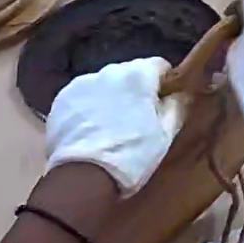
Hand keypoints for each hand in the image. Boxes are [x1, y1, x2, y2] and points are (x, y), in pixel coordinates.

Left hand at [45, 57, 186, 193]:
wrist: (83, 178)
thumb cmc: (133, 155)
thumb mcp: (165, 134)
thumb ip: (177, 107)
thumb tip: (181, 94)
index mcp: (138, 75)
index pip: (158, 64)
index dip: (164, 82)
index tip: (164, 101)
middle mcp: (109, 70)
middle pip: (130, 73)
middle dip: (136, 90)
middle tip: (138, 118)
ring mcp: (82, 83)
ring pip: (105, 84)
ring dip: (111, 97)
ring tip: (111, 127)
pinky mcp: (62, 99)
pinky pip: (83, 96)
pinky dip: (89, 107)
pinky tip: (91, 131)